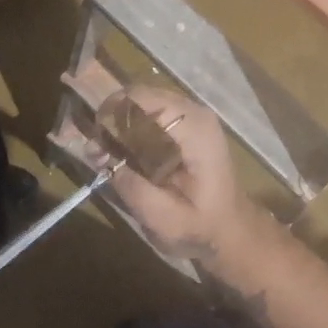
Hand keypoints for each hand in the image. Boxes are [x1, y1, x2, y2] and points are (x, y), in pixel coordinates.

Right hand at [106, 88, 258, 263]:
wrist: (230, 230)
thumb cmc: (201, 227)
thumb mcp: (165, 219)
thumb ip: (134, 188)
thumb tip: (100, 157)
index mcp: (194, 129)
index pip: (140, 99)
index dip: (112, 117)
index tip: (97, 147)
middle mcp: (194, 112)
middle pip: (138, 96)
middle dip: (113, 121)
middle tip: (98, 153)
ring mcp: (192, 115)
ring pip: (141, 103)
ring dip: (120, 126)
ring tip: (108, 157)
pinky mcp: (186, 124)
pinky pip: (150, 113)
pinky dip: (132, 130)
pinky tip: (126, 156)